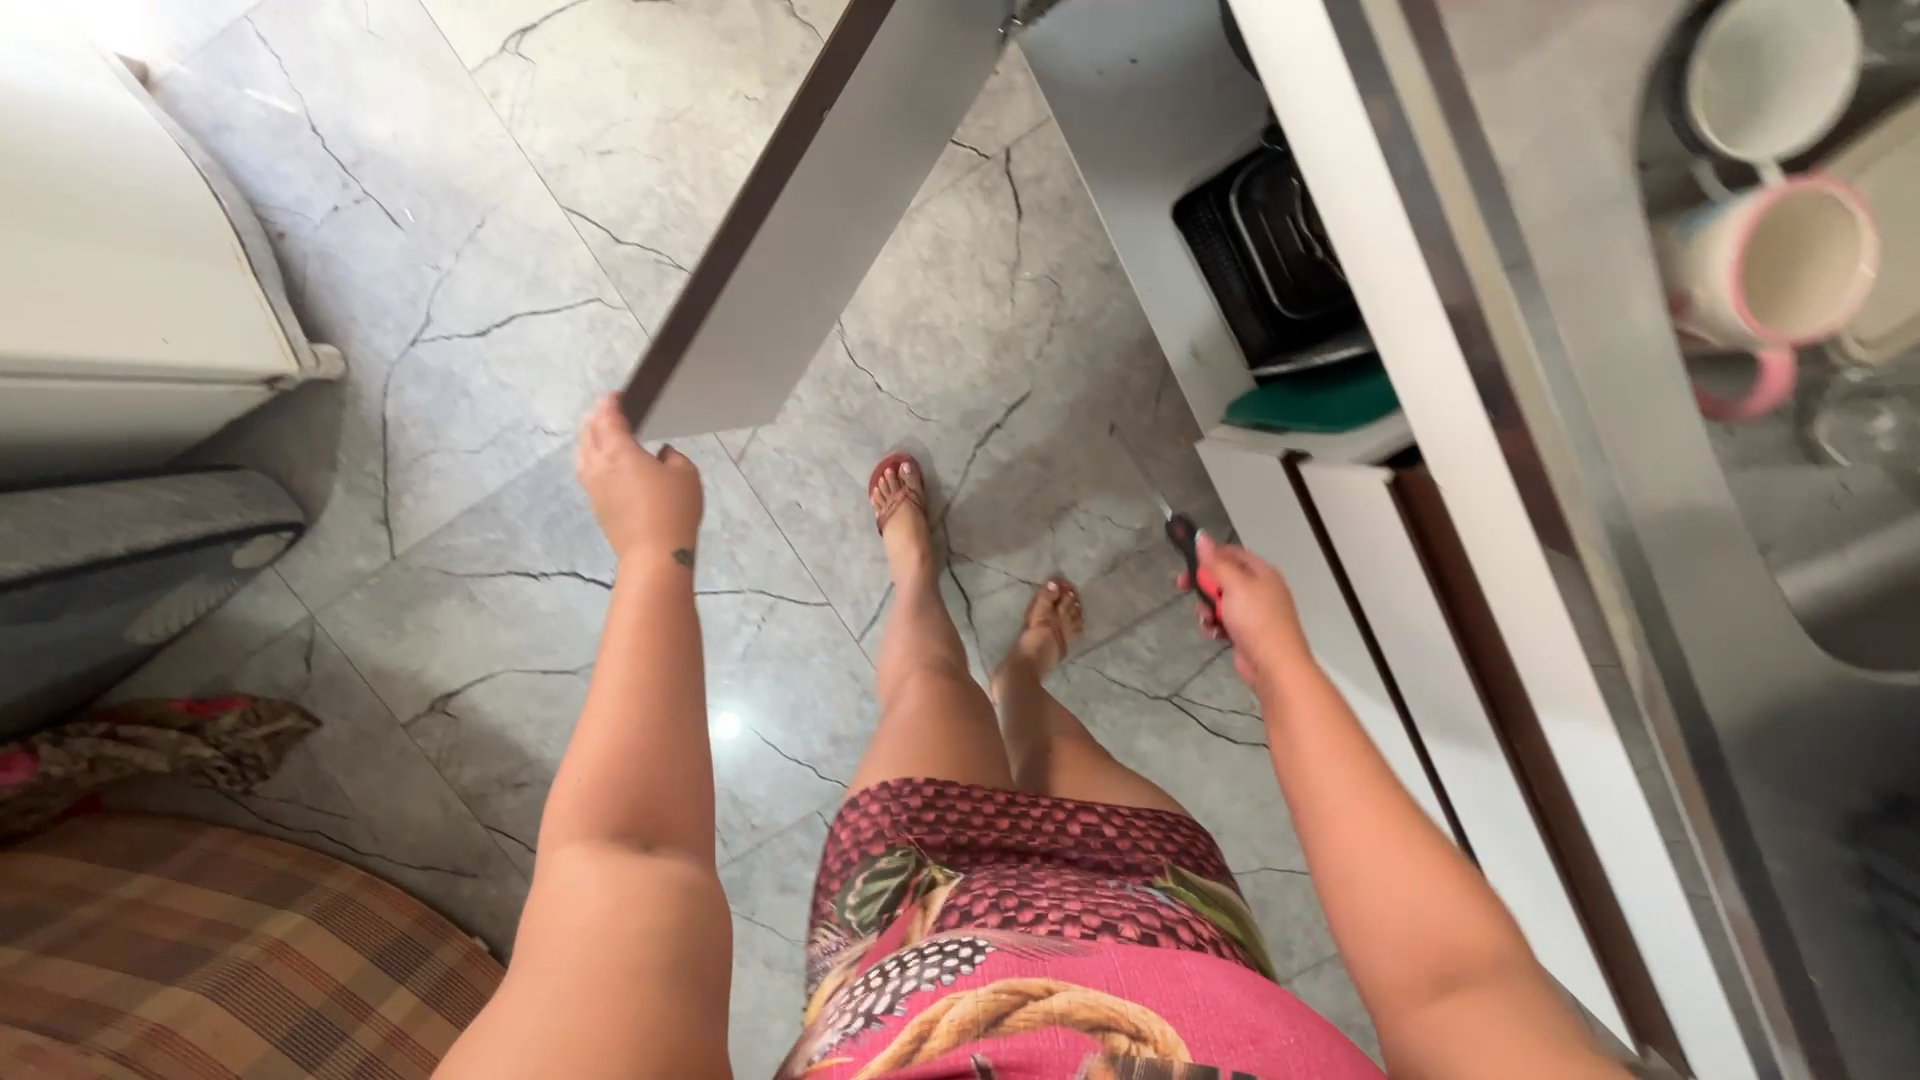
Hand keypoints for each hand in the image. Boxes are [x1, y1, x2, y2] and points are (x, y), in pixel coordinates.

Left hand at [575, 394, 702, 567]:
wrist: (654, 554)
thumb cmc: (673, 509)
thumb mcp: (686, 475)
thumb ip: (673, 457)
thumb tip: (661, 454)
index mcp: (619, 451)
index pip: (607, 418)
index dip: (610, 403)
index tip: (617, 395)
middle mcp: (599, 465)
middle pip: (589, 433)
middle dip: (597, 418)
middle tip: (611, 412)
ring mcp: (593, 486)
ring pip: (583, 453)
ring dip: (591, 438)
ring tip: (605, 436)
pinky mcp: (596, 504)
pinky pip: (587, 471)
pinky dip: (593, 458)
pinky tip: (607, 464)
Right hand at [1179, 532, 1309, 687]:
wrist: (1274, 664)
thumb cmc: (1256, 620)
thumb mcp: (1234, 585)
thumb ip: (1215, 562)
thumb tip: (1201, 536)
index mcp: (1261, 572)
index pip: (1232, 553)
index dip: (1209, 555)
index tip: (1187, 562)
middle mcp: (1259, 589)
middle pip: (1223, 577)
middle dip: (1203, 584)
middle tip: (1182, 587)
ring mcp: (1253, 611)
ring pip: (1220, 600)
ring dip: (1207, 608)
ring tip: (1207, 618)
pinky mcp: (1246, 631)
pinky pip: (1223, 620)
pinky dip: (1215, 625)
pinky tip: (1213, 633)